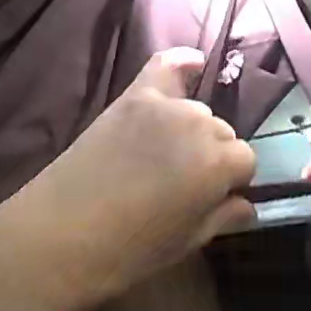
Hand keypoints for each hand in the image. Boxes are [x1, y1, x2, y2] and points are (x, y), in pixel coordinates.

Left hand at [0, 48, 256, 310]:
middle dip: (213, 154)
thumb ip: (224, 217)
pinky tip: (194, 60)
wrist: (63, 232)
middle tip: (187, 181)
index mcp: (217, 164)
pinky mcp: (134, 95)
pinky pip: (166, 65)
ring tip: (167, 155)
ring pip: (197, 110)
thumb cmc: (130, 250)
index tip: (215, 196)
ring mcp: (165, 105)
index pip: (245, 159)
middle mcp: (199, 124)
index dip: (232, 180)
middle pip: (222, 131)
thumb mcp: (187, 242)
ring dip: (191, 129)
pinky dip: (181, 62)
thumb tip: (247, 206)